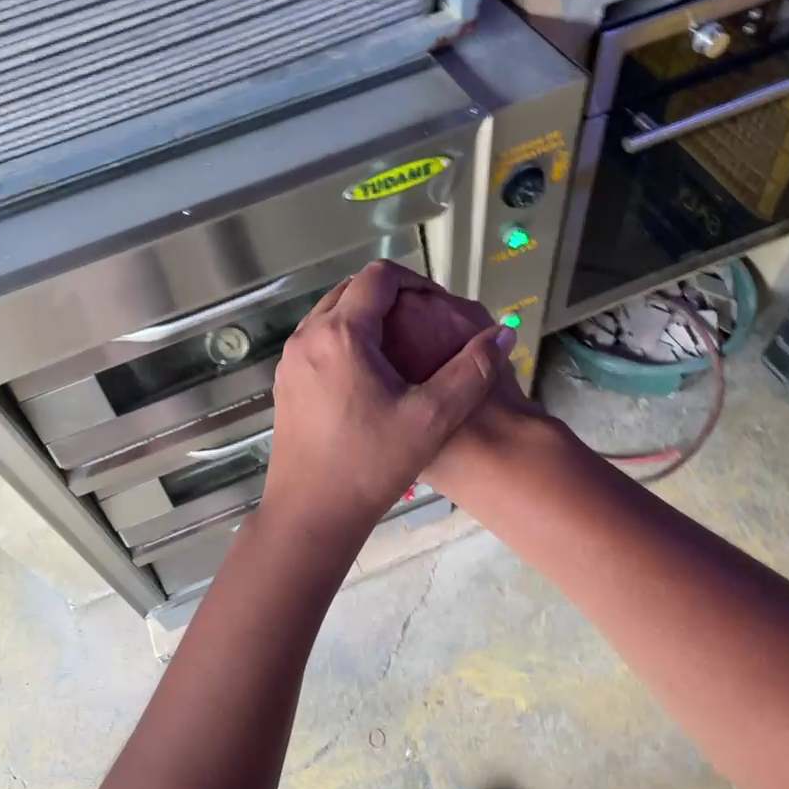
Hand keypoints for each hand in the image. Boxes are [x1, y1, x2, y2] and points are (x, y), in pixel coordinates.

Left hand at [265, 261, 512, 530]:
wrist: (311, 512)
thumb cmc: (370, 465)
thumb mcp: (432, 418)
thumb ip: (472, 371)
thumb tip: (503, 334)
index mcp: (341, 334)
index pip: (379, 277)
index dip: (415, 281)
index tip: (438, 306)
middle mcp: (307, 337)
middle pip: (351, 290)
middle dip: (391, 298)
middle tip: (423, 324)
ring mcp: (290, 360)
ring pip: (330, 315)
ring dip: (366, 319)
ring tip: (401, 349)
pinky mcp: (285, 383)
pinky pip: (316, 342)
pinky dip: (344, 341)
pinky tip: (371, 377)